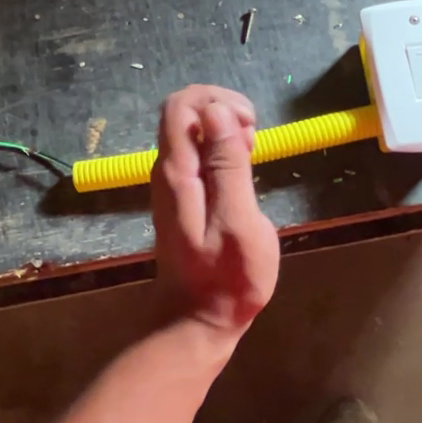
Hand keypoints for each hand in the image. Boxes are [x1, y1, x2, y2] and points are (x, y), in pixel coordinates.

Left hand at [151, 86, 279, 336]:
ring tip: (252, 154)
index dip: (216, 100)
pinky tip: (242, 173)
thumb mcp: (238, 220)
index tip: (250, 124)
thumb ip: (227, 165)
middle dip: (223, 110)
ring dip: (225, 131)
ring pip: (193, 133)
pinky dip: (222, 152)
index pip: (180, 105)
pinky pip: (198, 156)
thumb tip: (216, 111)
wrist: (197, 322)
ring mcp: (173, 185)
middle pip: (185, 113)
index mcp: (177, 172)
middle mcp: (167, 171)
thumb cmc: (226, 278)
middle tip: (254, 138)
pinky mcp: (183, 198)